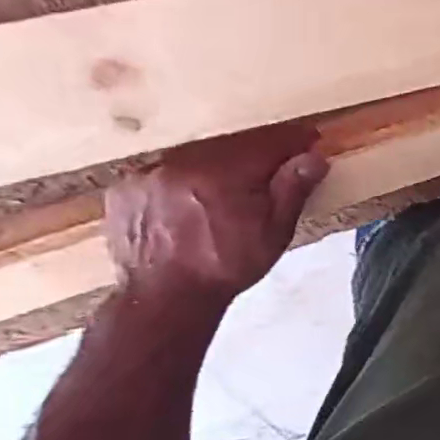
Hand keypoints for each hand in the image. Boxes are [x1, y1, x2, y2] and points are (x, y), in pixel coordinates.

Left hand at [104, 123, 328, 306]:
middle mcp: (184, 162)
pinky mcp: (126, 186)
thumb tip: (313, 157)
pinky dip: (182, 181)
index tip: (309, 141)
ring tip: (228, 193)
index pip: (268, 142)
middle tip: (271, 172)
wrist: (165, 299)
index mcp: (225, 172)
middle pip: (231, 145)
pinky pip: (163, 170)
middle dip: (255, 155)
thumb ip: (292, 189)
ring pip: (196, 155)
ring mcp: (150, 172)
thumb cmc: (226, 267)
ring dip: (217, 166)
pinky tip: (191, 204)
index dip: (293, 141)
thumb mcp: (273, 233)